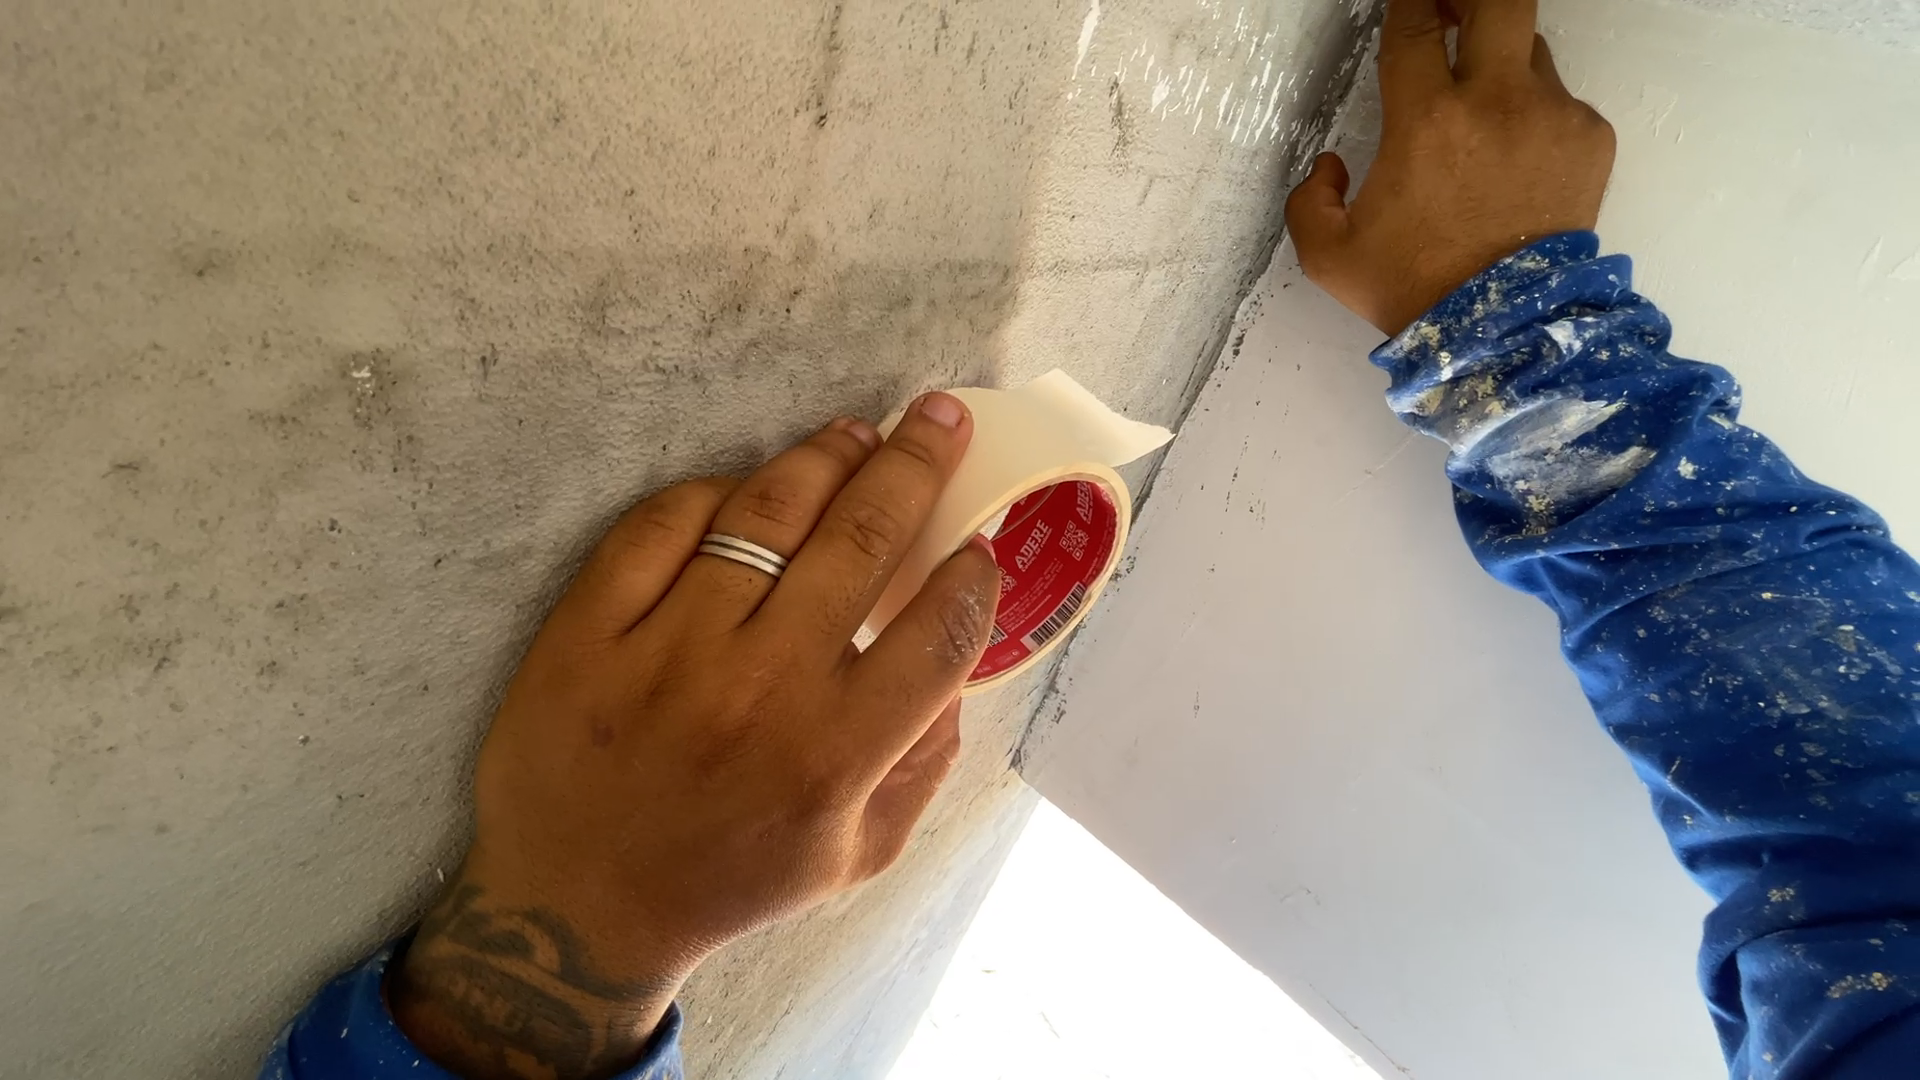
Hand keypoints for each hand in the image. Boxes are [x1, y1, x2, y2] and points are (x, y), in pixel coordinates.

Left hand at [389, 395, 1000, 1079]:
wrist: (573, 911)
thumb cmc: (733, 878)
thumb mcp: (861, 852)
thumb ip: (926, 761)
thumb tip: (956, 661)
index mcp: (837, 755)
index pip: (938, 631)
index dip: (972, 571)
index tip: (979, 540)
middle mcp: (760, 690)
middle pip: (862, 539)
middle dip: (916, 464)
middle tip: (939, 418)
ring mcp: (667, 650)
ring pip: (766, 510)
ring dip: (827, 457)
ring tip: (857, 434)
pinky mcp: (588, 629)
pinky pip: (666, 520)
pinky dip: (718, 489)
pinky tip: (750, 488)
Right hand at [1286, 0, 1616, 334]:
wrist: (1494, 324)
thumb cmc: (1404, 286)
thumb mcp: (1325, 256)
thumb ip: (1308, 201)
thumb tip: (1332, 162)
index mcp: (1423, 125)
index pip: (1414, 32)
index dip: (1408, 3)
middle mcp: (1493, 102)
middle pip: (1499, 1)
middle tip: (1450, 3)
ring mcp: (1551, 114)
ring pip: (1528, 51)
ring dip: (1497, 62)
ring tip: (1474, 106)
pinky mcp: (1588, 137)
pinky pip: (1555, 103)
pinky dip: (1527, 117)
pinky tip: (1506, 162)